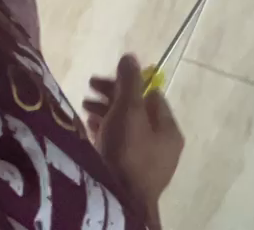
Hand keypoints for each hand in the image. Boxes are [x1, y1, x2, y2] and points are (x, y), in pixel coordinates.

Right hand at [83, 55, 182, 224]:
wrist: (120, 198)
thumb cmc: (128, 150)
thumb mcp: (128, 110)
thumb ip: (129, 81)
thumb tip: (130, 56)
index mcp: (168, 128)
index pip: (150, 93)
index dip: (125, 82)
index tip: (101, 79)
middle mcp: (163, 143)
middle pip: (137, 108)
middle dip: (111, 96)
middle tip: (88, 90)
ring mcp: (149, 159)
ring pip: (126, 125)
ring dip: (105, 111)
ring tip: (85, 108)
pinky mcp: (133, 171)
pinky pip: (120, 142)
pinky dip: (106, 130)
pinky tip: (90, 127)